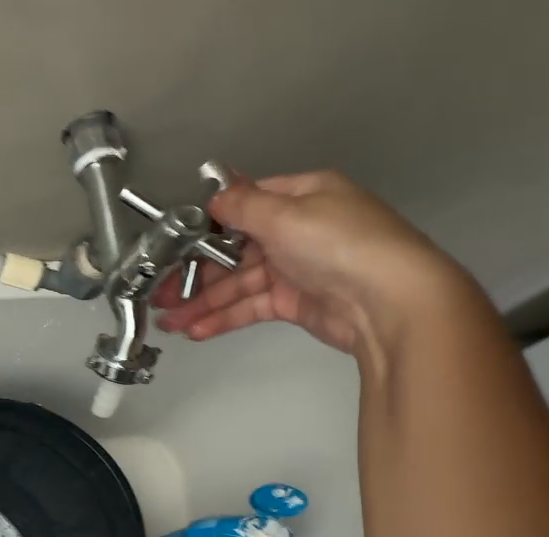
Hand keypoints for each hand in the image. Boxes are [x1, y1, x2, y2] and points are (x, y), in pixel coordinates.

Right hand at [154, 170, 477, 363]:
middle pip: (234, 250)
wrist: (388, 301)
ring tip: (169, 320)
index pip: (245, 204)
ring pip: (237, 283)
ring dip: (202, 302)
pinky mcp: (294, 302)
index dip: (208, 223)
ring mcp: (296, 268)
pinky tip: (196, 330)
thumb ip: (243, 205)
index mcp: (302, 197)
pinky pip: (248, 307)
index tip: (174, 242)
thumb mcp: (287, 214)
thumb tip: (216, 194)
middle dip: (195, 273)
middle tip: (160, 291)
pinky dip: (222, 318)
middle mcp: (298, 229)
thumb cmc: (343, 246)